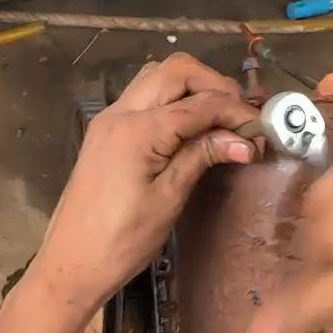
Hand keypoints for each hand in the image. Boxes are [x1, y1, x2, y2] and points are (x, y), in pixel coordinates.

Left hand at [23, 53, 257, 325]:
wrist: (72, 262)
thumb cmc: (122, 241)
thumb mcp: (168, 199)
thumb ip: (201, 158)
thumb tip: (243, 140)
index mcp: (137, 130)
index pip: (198, 103)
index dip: (234, 111)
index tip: (260, 128)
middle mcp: (120, 113)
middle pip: (175, 71)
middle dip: (213, 84)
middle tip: (239, 115)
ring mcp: (109, 120)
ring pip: (156, 77)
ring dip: (191, 87)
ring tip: (218, 118)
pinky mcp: (105, 132)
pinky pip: (143, 97)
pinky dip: (171, 100)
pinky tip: (190, 126)